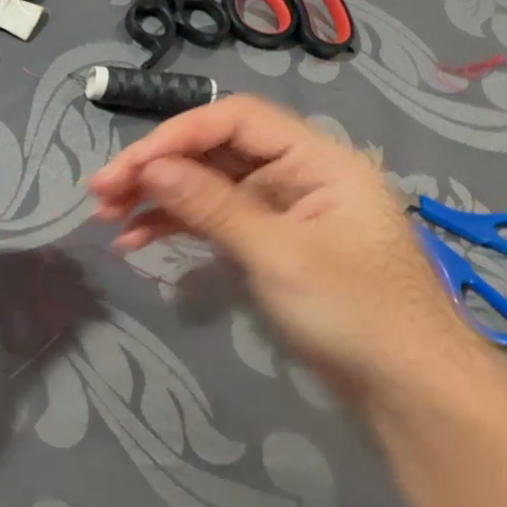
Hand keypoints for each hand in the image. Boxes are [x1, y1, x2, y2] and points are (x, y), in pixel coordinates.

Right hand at [88, 95, 484, 404]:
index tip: (126, 169)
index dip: (174, 136)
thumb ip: (210, 205)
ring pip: (204, 184)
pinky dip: (171, 226)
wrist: (406, 386)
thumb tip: (149, 167)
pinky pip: (210, 218)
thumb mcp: (277, 254)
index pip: (234, 120)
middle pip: (212, 150)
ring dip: (154, 197)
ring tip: (105, 218)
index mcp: (318, 160)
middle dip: (153, 167)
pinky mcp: (266, 242)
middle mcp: (297, 174)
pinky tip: (134, 242)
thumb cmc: (353, 312)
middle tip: (99, 193)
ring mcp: (280, 209)